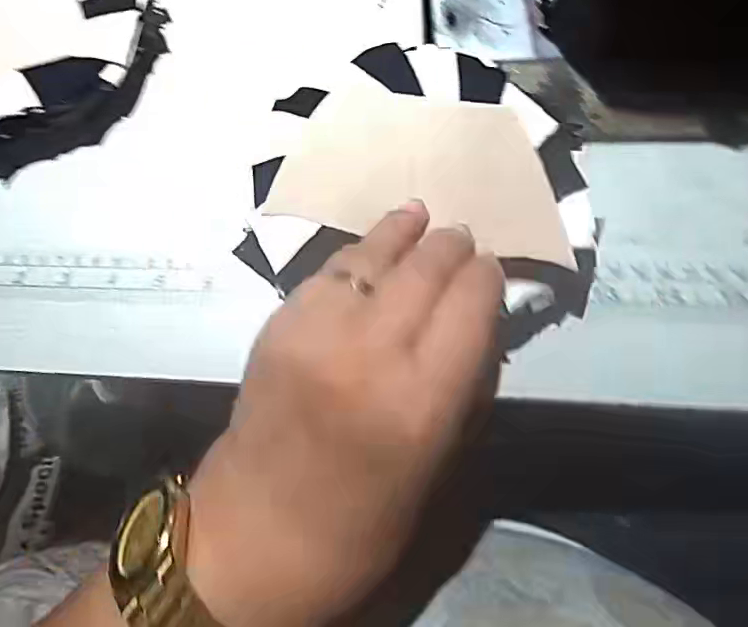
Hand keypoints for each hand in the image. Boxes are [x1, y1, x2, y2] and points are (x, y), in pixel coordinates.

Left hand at [186, 202, 503, 626]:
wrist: (256, 532)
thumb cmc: (365, 517)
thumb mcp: (440, 461)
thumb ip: (467, 380)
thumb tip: (480, 315)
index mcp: (420, 400)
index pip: (471, 304)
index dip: (487, 277)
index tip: (492, 268)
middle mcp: (370, 352)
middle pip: (426, 269)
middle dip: (452, 246)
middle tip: (463, 237)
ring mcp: (317, 329)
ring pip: (374, 254)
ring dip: (404, 231)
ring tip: (421, 215)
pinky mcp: (279, 321)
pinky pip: (332, 270)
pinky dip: (360, 253)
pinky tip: (374, 246)